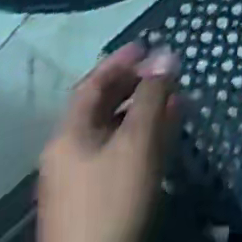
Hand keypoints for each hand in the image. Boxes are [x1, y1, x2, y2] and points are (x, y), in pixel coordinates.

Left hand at [38, 43, 182, 241]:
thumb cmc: (113, 197)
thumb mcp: (137, 140)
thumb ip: (153, 95)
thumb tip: (166, 55)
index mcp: (68, 134)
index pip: (92, 84)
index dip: (120, 61)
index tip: (148, 44)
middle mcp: (67, 151)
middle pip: (100, 106)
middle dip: (134, 83)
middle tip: (165, 70)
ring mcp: (78, 177)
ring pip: (112, 129)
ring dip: (142, 108)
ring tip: (174, 97)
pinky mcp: (93, 197)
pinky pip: (117, 151)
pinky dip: (140, 134)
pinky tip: (165, 133)